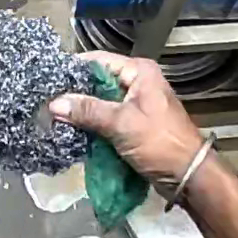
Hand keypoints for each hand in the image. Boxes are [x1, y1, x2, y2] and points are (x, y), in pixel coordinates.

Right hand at [48, 51, 204, 183]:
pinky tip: (71, 128)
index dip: (73, 68)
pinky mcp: (133, 123)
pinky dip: (91, 123)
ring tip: (54, 114)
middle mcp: (137, 82)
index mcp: (139, 71)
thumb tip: (53, 103)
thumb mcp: (121, 123)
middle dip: (74, 92)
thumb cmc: (160, 143)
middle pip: (97, 80)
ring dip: (81, 109)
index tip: (49, 78)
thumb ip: (87, 110)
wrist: (191, 177)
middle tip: (47, 99)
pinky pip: (105, 117)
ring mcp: (135, 103)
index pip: (98, 60)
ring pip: (100, 100)